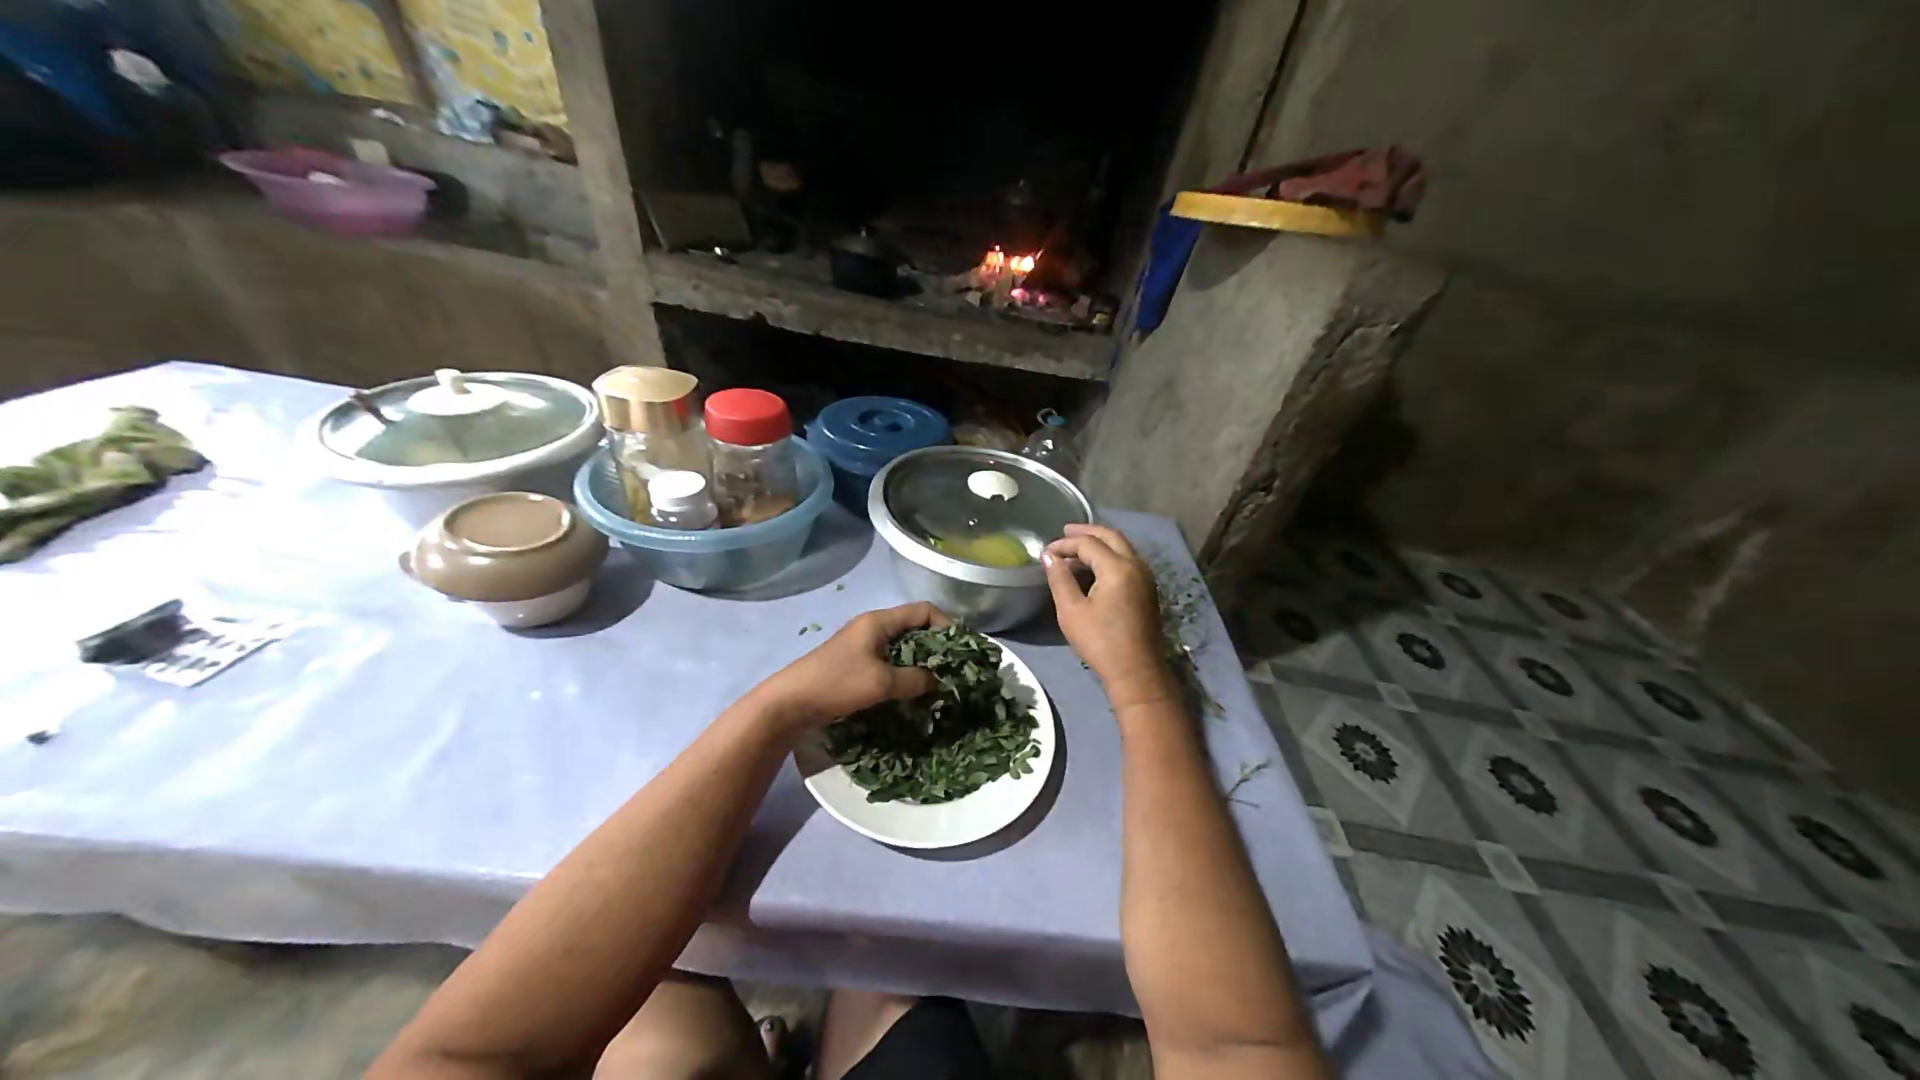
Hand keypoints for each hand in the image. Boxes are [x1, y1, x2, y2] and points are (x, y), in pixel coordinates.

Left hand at [749, 602, 950, 731]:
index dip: (946, 625)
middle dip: (937, 647)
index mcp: (878, 621)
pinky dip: (905, 674)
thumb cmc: (836, 683)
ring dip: (921, 663)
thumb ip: (916, 679)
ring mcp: (863, 647)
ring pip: (903, 648)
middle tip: (955, 670)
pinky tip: (914, 693)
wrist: (789, 703)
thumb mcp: (881, 682)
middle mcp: (872, 628)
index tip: (961, 649)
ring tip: (939, 684)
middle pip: (915, 628)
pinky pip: (890, 663)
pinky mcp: (856, 666)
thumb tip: (940, 681)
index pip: (923, 610)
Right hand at [1043, 524, 1177, 708]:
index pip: (1088, 543)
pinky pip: (1127, 560)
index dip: (1064, 544)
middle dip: (1086, 532)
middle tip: (1064, 532)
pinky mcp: (1147, 589)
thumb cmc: (1101, 641)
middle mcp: (1136, 565)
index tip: (1045, 551)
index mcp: (1118, 568)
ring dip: (1099, 543)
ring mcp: (1145, 577)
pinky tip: (1093, 567)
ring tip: (1075, 548)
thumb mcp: (1072, 611)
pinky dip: (1108, 556)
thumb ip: (1060, 579)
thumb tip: (1049, 557)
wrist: (1136, 671)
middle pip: (1110, 536)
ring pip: (1121, 547)